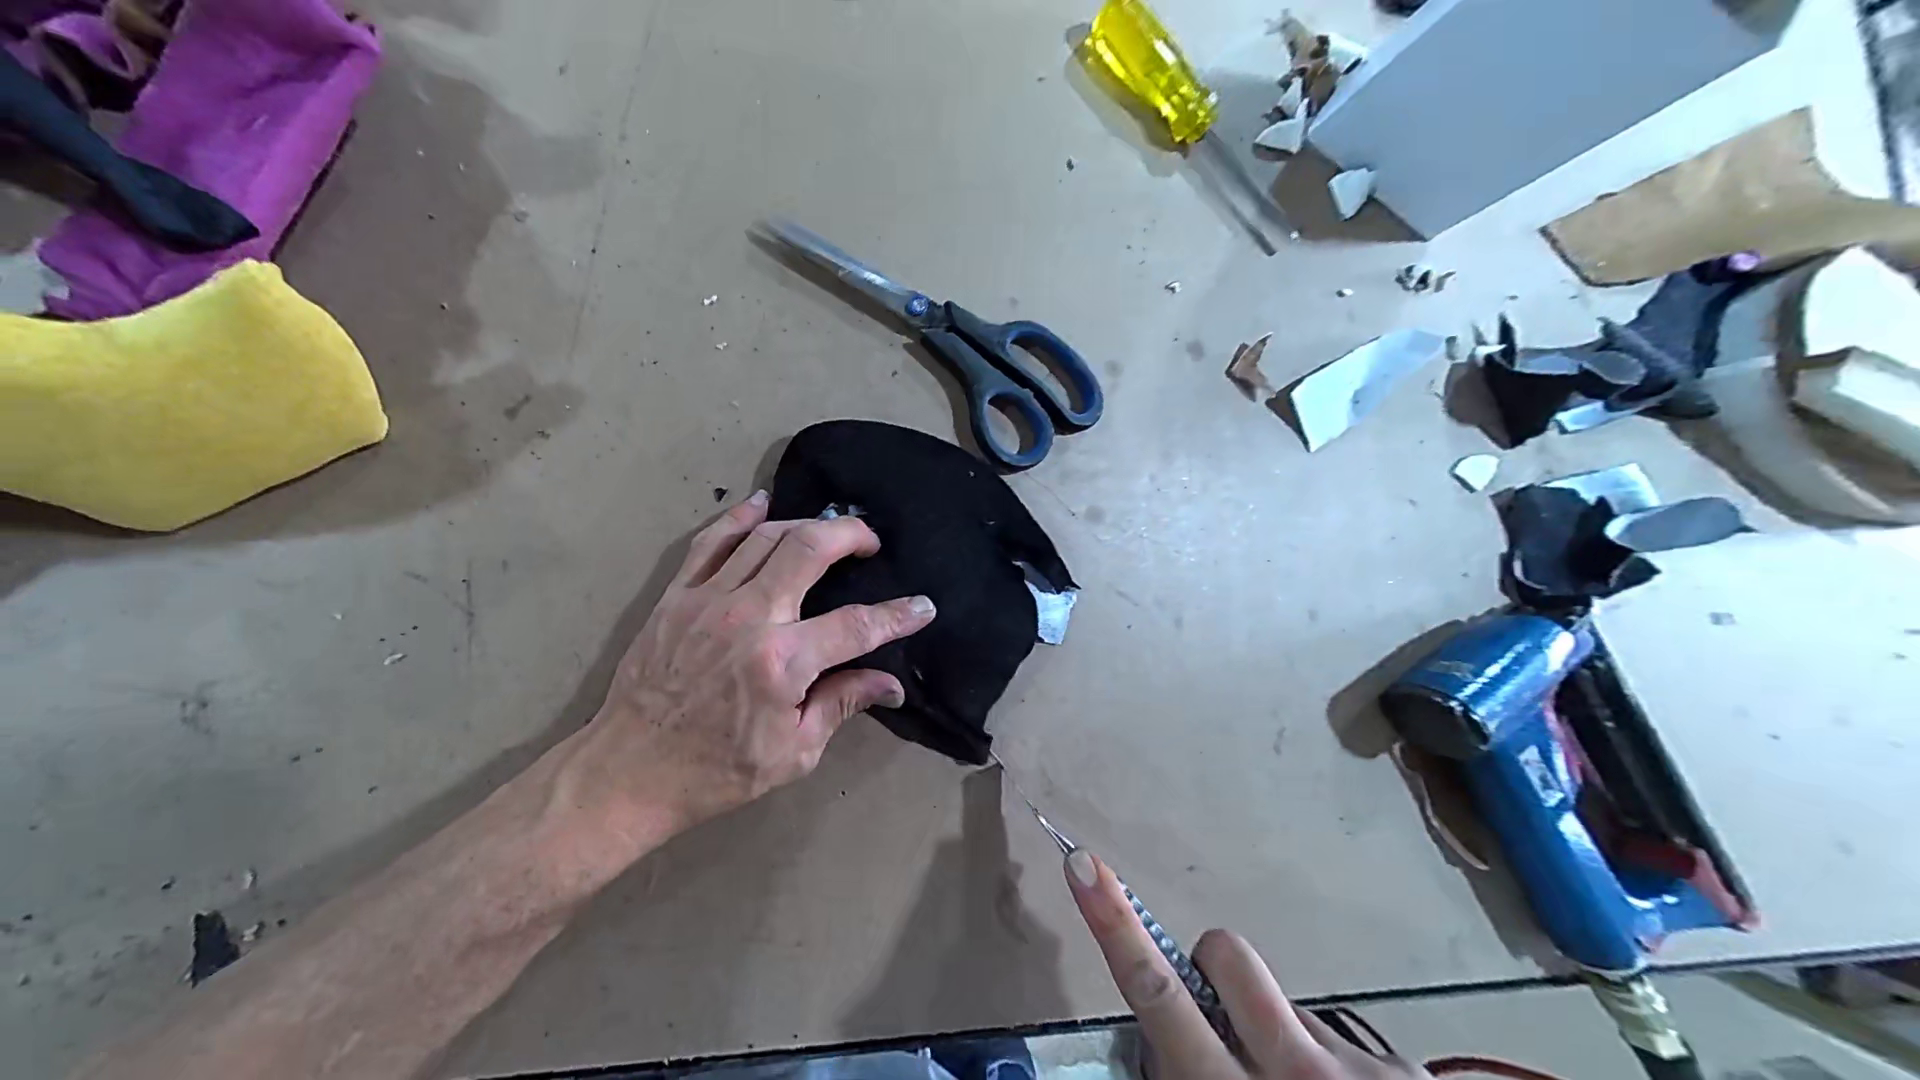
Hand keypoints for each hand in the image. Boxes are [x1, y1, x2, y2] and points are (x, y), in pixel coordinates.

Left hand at [570, 490, 935, 843]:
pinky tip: (763, 503)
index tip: (923, 606)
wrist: (628, 772)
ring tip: (829, 529)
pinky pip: (711, 542)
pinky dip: (740, 518)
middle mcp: (749, 618)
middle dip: (851, 535)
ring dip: (806, 523)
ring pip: (766, 537)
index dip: (897, 615)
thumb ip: (842, 704)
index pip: (857, 626)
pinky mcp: (676, 596)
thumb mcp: (793, 753)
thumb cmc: (717, 771)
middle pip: (810, 549)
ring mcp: (708, 601)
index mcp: (782, 663)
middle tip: (870, 542)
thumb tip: (891, 682)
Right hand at [1064, 850, 1430, 1079]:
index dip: (1114, 927)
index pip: (1159, 997)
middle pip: (1225, 954)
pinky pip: (1338, 1040)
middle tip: (1220, 1025)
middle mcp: (1299, 1072)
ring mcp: (1360, 1068)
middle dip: (1207, 970)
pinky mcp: (1406, 1074)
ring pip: (1284, 1000)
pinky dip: (1326, 1067)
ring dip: (1272, 1032)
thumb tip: (1159, 1047)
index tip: (1082, 863)